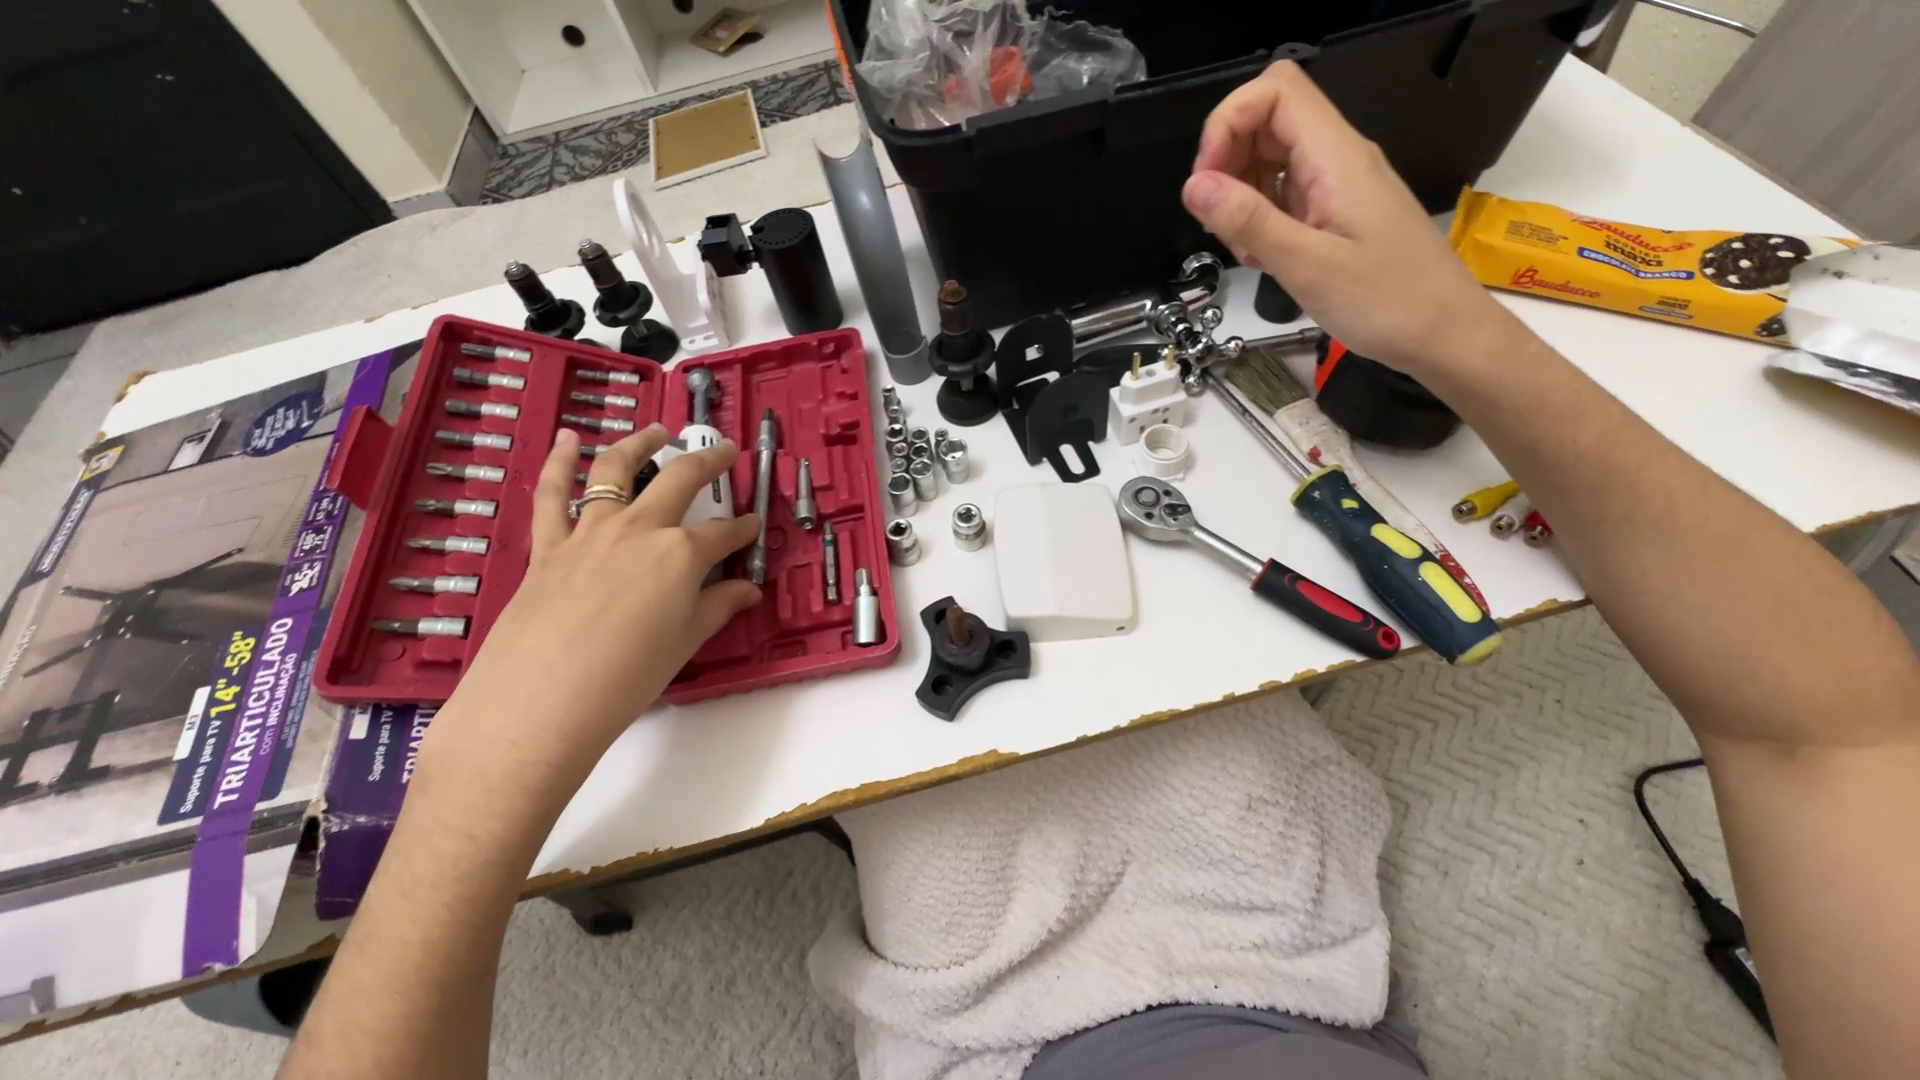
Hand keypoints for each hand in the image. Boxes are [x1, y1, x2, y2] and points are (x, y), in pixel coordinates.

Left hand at [426, 425, 762, 783]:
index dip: (743, 529)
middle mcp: (639, 529)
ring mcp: (590, 532)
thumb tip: (748, 591)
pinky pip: (552, 494)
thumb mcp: (685, 643)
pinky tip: (569, 439)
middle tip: (726, 453)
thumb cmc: (627, 678)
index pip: (722, 534)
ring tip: (657, 431)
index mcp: (681, 555)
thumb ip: (717, 607)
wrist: (543, 699)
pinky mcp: (548, 546)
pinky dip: (559, 462)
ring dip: (640, 443)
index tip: (753, 525)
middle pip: (680, 481)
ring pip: (616, 471)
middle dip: (709, 463)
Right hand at [1182, 60, 1507, 372]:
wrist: (1445, 334)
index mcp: (1336, 157)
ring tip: (1245, 248)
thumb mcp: (1308, 266)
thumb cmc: (1387, 302)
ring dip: (1240, 194)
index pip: (1275, 91)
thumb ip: (1249, 221)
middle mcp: (1337, 158)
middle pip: (1268, 120)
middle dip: (1227, 161)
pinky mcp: (1336, 212)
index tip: (1206, 181)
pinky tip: (1262, 257)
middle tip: (1219, 221)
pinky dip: (1260, 217)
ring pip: (1271, 158)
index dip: (1228, 122)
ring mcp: (1337, 185)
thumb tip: (1193, 185)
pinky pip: (1285, 193)